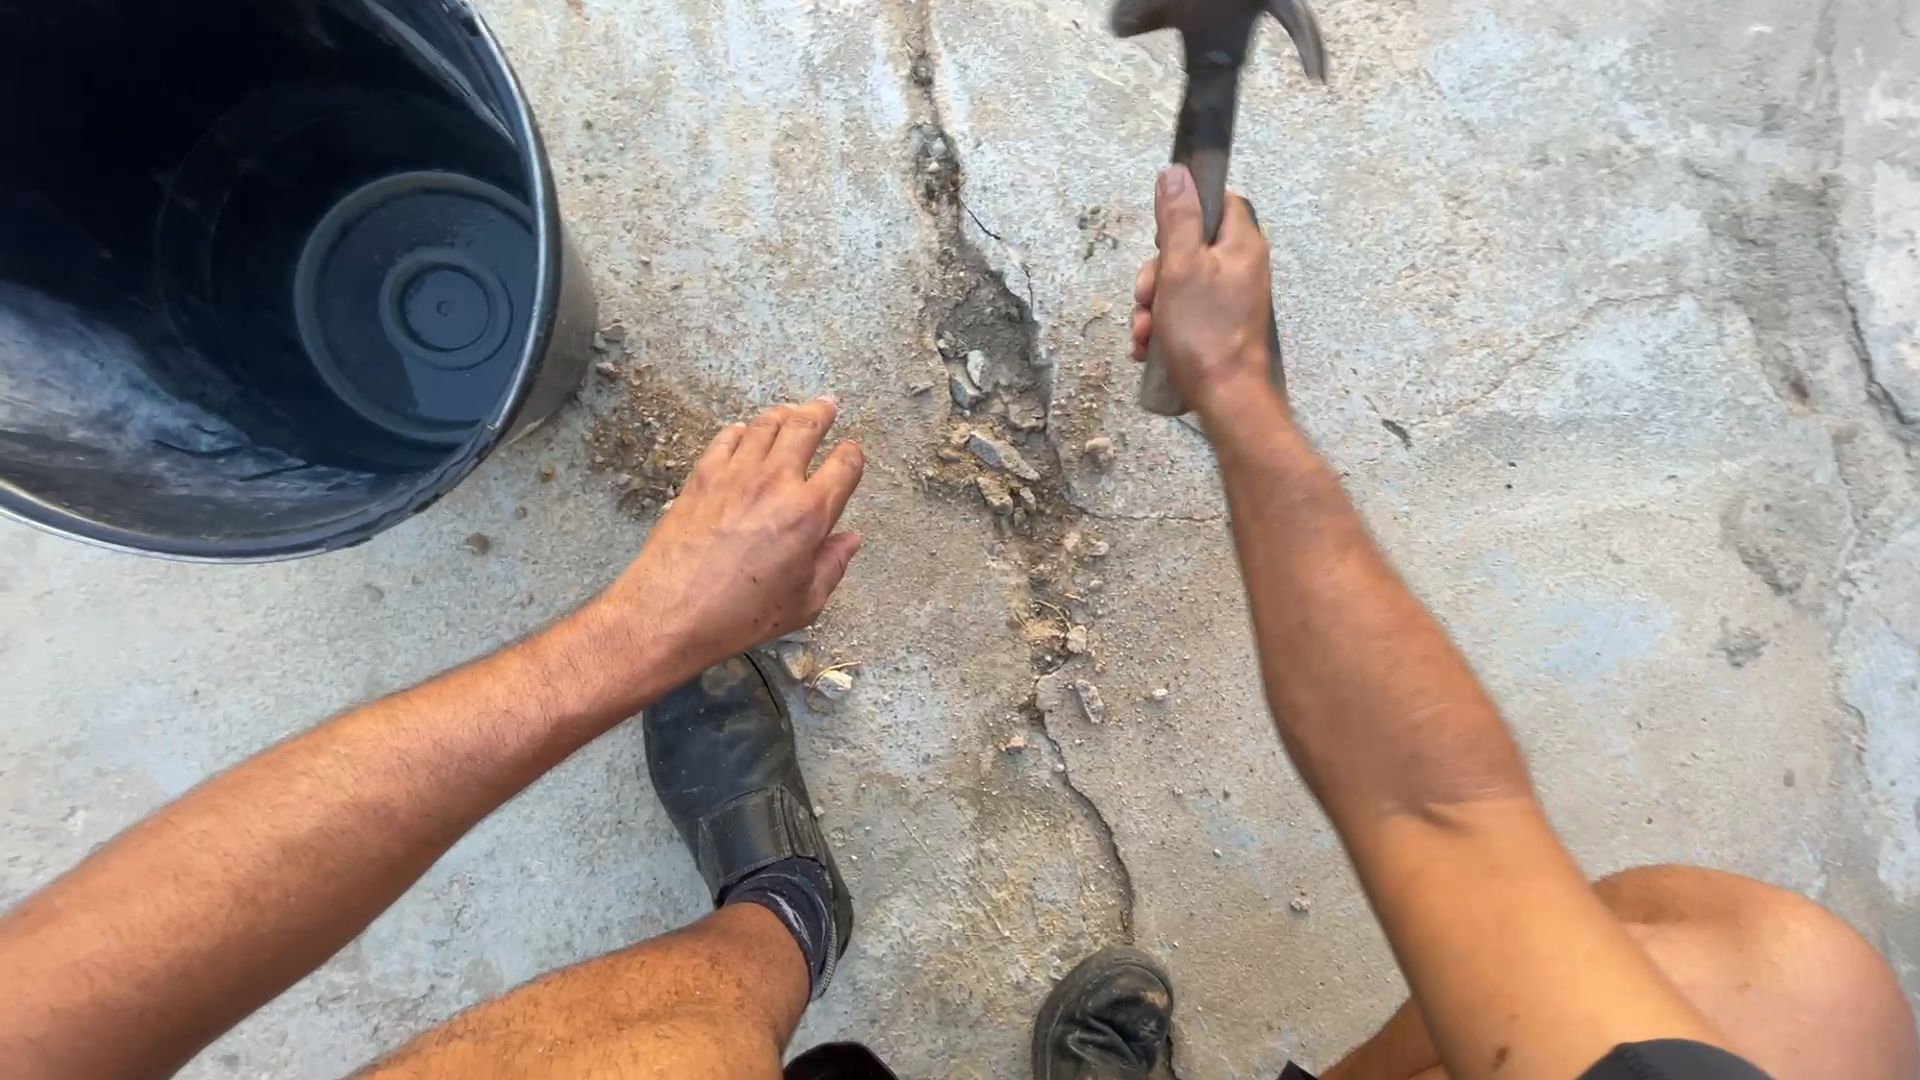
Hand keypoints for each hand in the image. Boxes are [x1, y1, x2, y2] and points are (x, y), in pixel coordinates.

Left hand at [584, 396, 865, 688]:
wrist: (671, 612)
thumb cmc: (739, 615)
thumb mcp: (804, 602)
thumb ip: (833, 565)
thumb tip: (850, 541)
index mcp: (809, 514)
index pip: (844, 465)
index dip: (853, 454)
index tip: (852, 453)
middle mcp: (776, 483)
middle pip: (805, 427)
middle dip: (821, 411)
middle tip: (827, 403)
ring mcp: (736, 475)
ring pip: (765, 424)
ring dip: (783, 413)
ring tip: (791, 410)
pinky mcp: (702, 477)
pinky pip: (726, 438)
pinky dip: (740, 430)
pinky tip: (743, 431)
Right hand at [1129, 165, 1283, 415]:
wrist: (1224, 396)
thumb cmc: (1204, 331)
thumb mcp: (1180, 268)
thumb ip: (1177, 218)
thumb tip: (1174, 172)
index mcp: (1241, 245)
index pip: (1217, 203)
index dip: (1183, 215)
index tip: (1162, 241)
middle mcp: (1240, 268)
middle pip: (1187, 250)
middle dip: (1154, 278)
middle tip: (1145, 299)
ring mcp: (1228, 301)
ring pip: (1177, 287)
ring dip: (1151, 309)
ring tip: (1144, 334)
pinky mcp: (1216, 329)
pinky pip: (1182, 316)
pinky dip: (1161, 329)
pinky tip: (1148, 348)